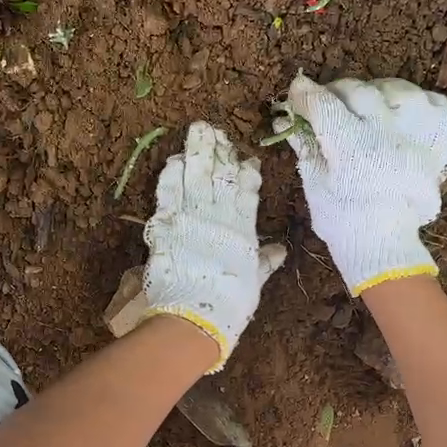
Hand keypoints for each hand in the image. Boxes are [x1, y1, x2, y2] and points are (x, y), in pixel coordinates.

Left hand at [141, 121, 285, 372]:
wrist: (194, 315)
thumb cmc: (228, 304)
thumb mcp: (254, 281)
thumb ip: (265, 262)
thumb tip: (280, 250)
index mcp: (242, 229)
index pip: (248, 192)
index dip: (247, 173)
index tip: (247, 158)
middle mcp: (218, 216)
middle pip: (220, 176)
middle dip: (219, 152)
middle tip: (215, 131)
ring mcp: (191, 216)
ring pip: (194, 176)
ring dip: (196, 153)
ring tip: (196, 133)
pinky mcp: (166, 223)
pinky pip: (168, 193)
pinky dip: (170, 175)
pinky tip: (172, 161)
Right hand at [274, 74, 446, 294]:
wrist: (384, 244)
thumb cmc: (343, 220)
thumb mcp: (316, 185)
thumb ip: (306, 146)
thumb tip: (284, 117)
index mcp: (352, 150)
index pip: (325, 107)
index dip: (306, 94)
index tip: (297, 88)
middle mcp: (387, 136)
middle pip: (360, 93)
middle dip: (338, 91)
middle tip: (327, 99)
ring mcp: (417, 137)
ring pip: (397, 91)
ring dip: (375, 92)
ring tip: (363, 104)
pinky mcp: (439, 143)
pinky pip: (433, 104)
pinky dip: (415, 102)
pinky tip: (397, 112)